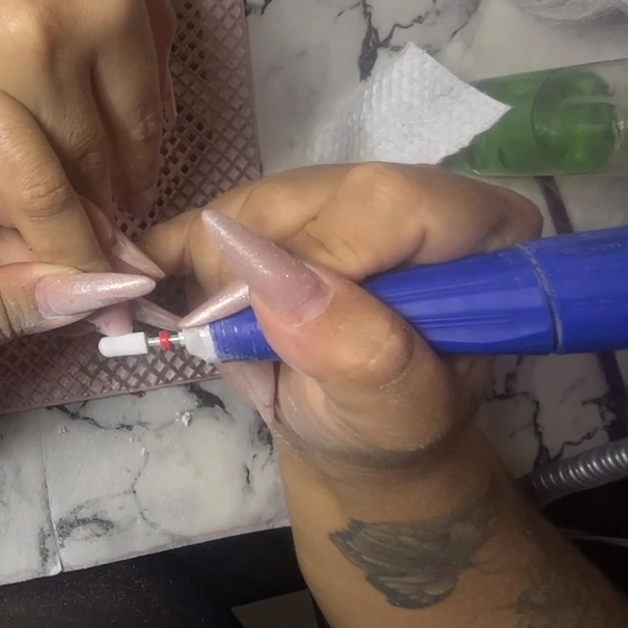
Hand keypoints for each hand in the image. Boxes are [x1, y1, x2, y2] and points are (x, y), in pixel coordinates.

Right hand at [0, 0, 176, 288]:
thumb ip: (144, 28)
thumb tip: (148, 118)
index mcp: (108, 11)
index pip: (143, 123)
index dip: (145, 173)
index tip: (136, 206)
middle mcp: (45, 55)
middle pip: (92, 165)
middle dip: (107, 221)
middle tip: (112, 263)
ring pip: (24, 183)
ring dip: (49, 237)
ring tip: (58, 274)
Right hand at [140, 164, 542, 474]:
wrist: (348, 430)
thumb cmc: (389, 429)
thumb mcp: (394, 412)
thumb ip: (352, 347)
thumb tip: (260, 268)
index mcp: (469, 230)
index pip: (383, 200)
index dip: (321, 255)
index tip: (282, 325)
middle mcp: (389, 196)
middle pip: (290, 200)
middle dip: (250, 283)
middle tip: (256, 348)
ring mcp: (316, 199)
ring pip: (231, 212)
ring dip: (211, 286)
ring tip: (238, 338)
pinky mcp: (255, 213)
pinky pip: (191, 222)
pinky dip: (162, 261)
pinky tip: (158, 292)